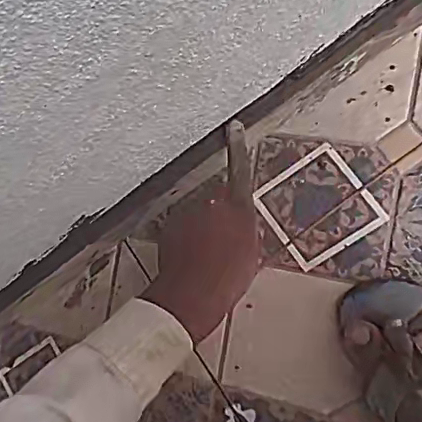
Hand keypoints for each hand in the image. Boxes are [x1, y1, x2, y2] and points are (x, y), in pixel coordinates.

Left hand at [141, 122, 260, 342]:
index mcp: (239, 207)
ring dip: (200, 226)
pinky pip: (181, 225)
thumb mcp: (251, 253)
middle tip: (223, 243)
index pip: (240, 170)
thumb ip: (246, 228)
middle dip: (218, 213)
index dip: (238, 148)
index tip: (234, 127)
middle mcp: (212, 202)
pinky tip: (189, 257)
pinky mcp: (170, 224)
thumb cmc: (228, 278)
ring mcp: (188, 211)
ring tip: (205, 255)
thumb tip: (241, 222)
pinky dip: (184, 236)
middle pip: (216, 198)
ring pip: (197, 212)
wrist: (193, 294)